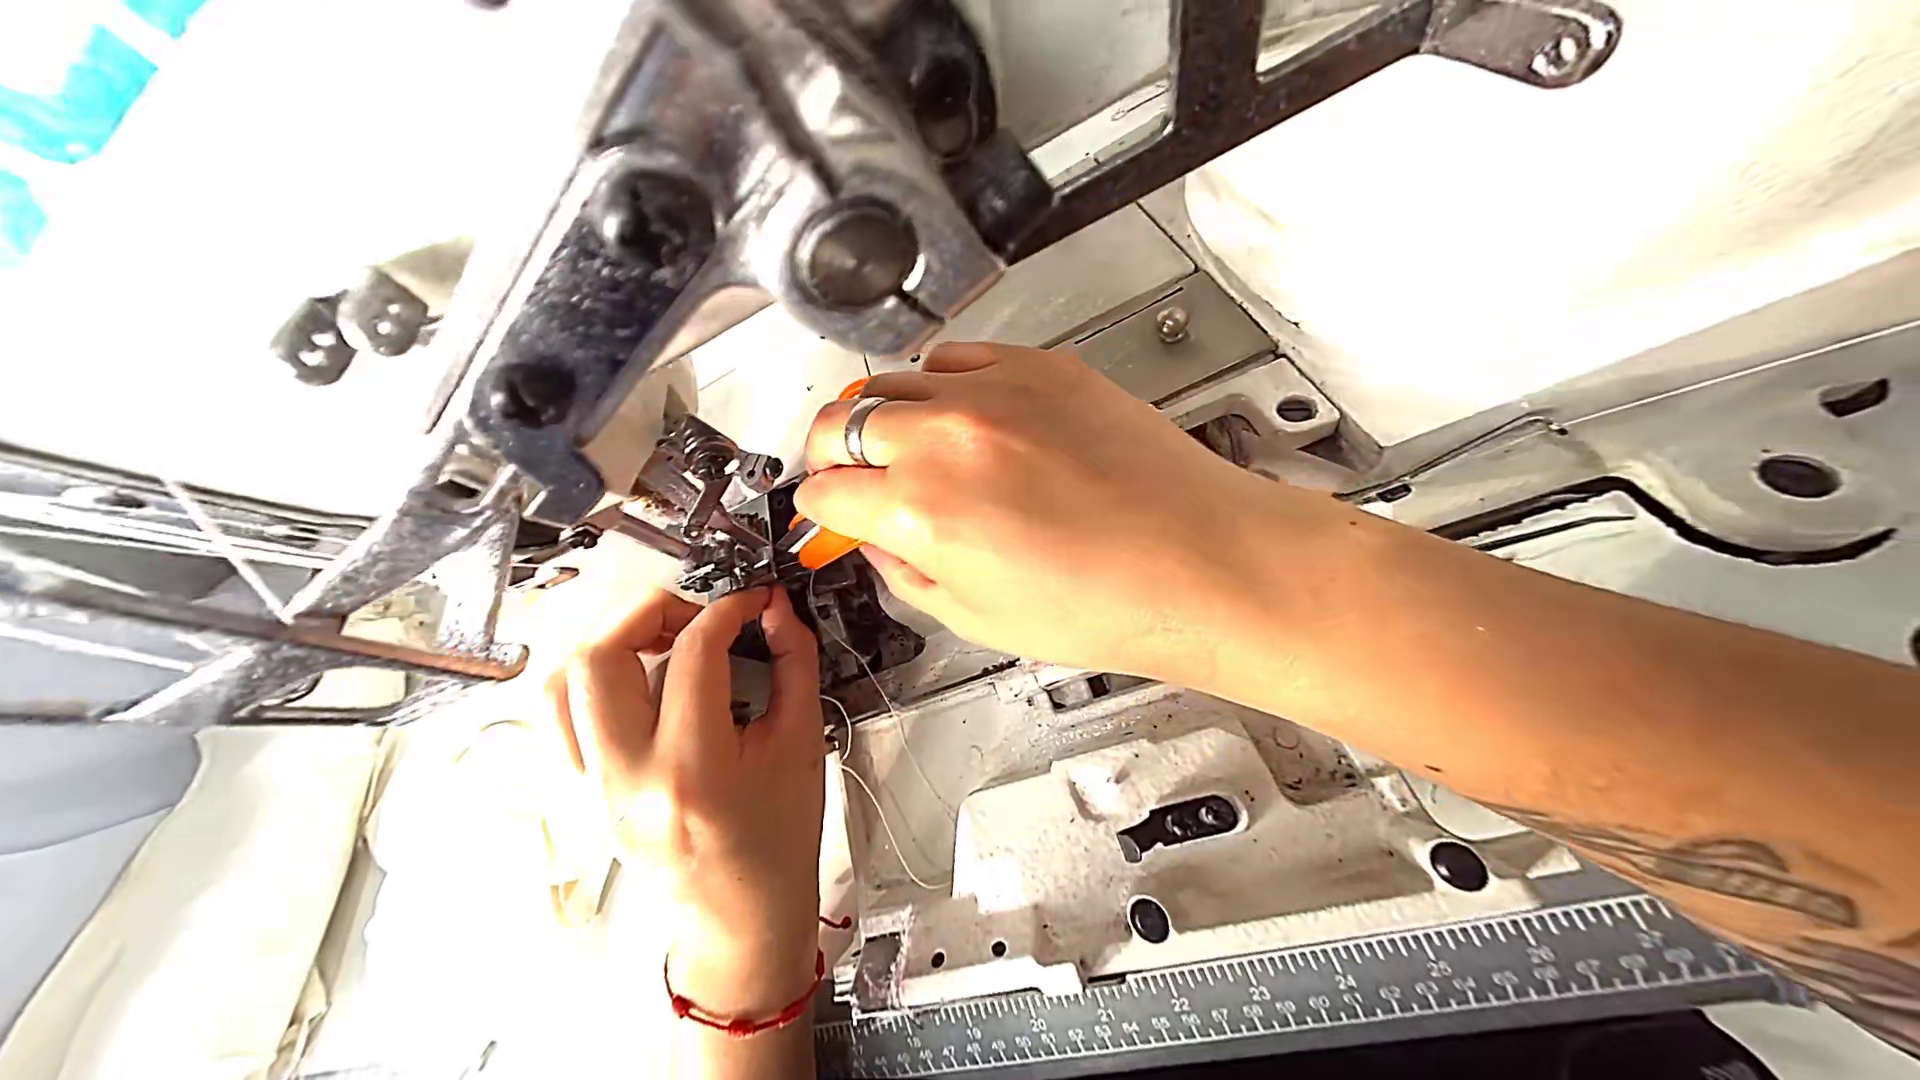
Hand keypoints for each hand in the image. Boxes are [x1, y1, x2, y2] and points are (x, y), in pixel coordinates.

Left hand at [549, 587, 824, 1013]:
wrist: (741, 908)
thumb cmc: (780, 832)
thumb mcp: (803, 740)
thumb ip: (793, 662)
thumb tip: (775, 609)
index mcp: (693, 769)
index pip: (693, 654)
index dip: (729, 608)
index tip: (753, 600)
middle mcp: (628, 778)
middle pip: (598, 658)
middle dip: (650, 611)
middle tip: (696, 613)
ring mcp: (592, 789)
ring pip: (560, 684)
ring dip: (611, 641)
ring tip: (660, 639)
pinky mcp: (580, 794)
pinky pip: (557, 719)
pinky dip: (590, 680)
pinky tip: (634, 677)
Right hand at [794, 344, 1343, 687]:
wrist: (1200, 562)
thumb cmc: (1110, 601)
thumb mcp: (975, 618)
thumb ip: (904, 573)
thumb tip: (875, 540)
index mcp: (922, 510)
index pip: (823, 491)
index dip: (817, 510)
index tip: (827, 513)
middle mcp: (948, 437)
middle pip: (838, 421)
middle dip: (827, 454)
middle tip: (844, 476)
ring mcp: (994, 392)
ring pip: (889, 380)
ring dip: (878, 416)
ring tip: (903, 446)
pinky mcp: (1039, 366)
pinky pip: (957, 356)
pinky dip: (940, 384)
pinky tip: (957, 414)